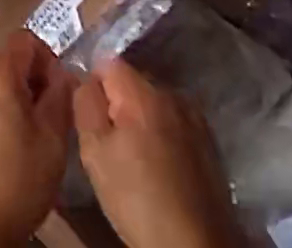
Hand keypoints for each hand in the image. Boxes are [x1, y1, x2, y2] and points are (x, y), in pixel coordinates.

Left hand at [0, 30, 77, 247]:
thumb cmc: (17, 177)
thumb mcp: (53, 136)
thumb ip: (61, 94)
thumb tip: (63, 73)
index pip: (26, 38)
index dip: (49, 57)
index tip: (61, 89)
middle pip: (12, 61)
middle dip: (36, 81)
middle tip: (53, 117)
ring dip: (20, 99)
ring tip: (35, 136)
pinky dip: (1, 113)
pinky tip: (11, 149)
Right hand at [74, 58, 245, 247]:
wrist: (195, 246)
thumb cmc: (138, 199)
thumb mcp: (95, 152)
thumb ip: (85, 104)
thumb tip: (83, 78)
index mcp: (143, 92)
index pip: (107, 63)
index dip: (93, 86)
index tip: (91, 119)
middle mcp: (172, 93)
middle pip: (132, 80)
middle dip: (117, 102)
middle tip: (109, 144)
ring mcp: (194, 116)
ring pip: (153, 102)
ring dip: (140, 119)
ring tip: (136, 159)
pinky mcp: (208, 140)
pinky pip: (173, 121)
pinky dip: (162, 134)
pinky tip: (160, 167)